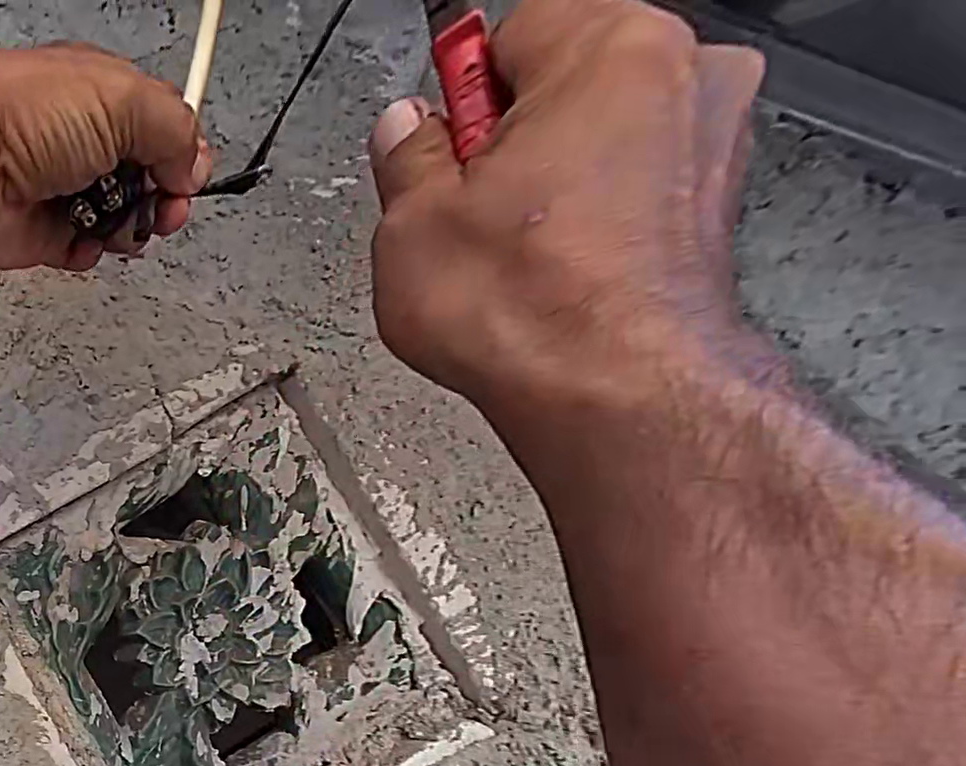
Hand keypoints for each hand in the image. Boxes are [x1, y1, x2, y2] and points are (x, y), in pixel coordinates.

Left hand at [0, 44, 214, 270]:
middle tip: (163, 213)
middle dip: (161, 201)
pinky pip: (82, 250)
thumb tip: (194, 165)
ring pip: (116, 221)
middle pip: (143, 181)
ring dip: (128, 229)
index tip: (189, 179)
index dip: (181, 158)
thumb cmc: (26, 115)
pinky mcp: (43, 234)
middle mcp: (82, 144)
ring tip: (120, 226)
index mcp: (103, 98)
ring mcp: (62, 192)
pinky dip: (89, 250)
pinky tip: (85, 240)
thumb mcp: (125, 100)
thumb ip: (174, 130)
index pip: (159, 131)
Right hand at [366, 0, 764, 414]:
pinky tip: (533, 268)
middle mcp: (682, 78)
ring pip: (587, 140)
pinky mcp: (705, 207)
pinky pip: (616, 186)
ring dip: (530, 184)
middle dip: (492, 143)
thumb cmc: (522, 305)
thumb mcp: (410, 223)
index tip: (432, 137)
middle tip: (452, 208)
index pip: (512, 30)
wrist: (604, 386)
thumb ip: (404, 158)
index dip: (454, 93)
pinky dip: (570, 216)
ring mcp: (706, 144)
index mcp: (608, 53)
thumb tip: (402, 131)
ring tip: (491, 250)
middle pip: (556, 84)